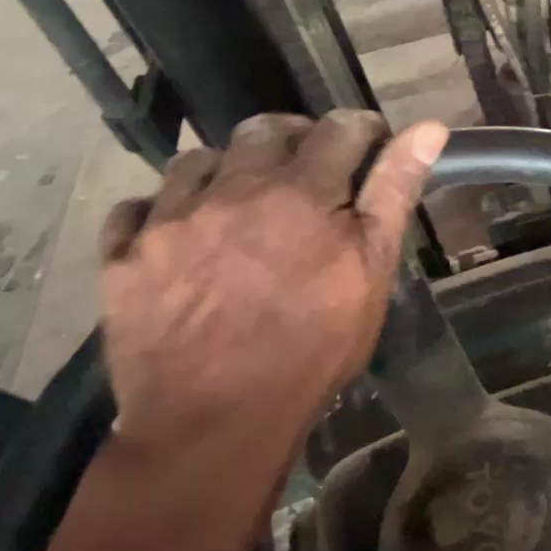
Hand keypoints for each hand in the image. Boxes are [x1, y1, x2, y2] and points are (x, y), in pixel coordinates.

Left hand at [98, 110, 447, 443]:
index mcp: (301, 191)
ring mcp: (169, 221)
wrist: (214, 422)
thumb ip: (394, 192)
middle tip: (310, 175)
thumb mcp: (373, 269)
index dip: (363, 131)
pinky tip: (182, 235)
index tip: (372, 149)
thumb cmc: (314, 346)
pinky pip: (135, 208)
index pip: (339, 128)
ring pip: (197, 161)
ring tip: (242, 205)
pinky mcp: (121, 258)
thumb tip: (428, 129)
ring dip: (227, 171)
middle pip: (265, 129)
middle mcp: (232, 189)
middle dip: (295, 140)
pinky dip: (162, 210)